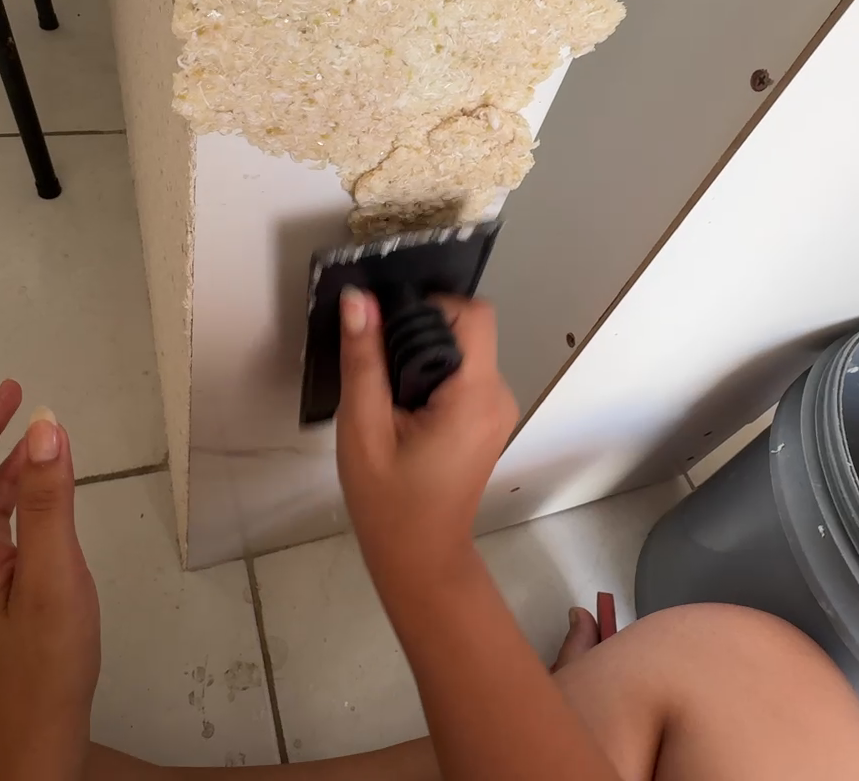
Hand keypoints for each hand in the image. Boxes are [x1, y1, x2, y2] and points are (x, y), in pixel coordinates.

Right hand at [334, 289, 518, 591]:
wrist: (419, 557)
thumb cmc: (388, 501)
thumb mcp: (364, 427)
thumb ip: (364, 359)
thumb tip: (359, 300)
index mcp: (476, 395)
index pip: (473, 314)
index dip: (431, 308)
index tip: (390, 331)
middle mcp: (499, 395)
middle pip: (466, 331)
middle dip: (421, 335)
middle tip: (380, 369)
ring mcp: (498, 409)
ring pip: (462, 351)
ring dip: (423, 358)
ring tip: (388, 396)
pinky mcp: (487, 419)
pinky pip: (463, 374)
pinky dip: (432, 377)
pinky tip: (403, 409)